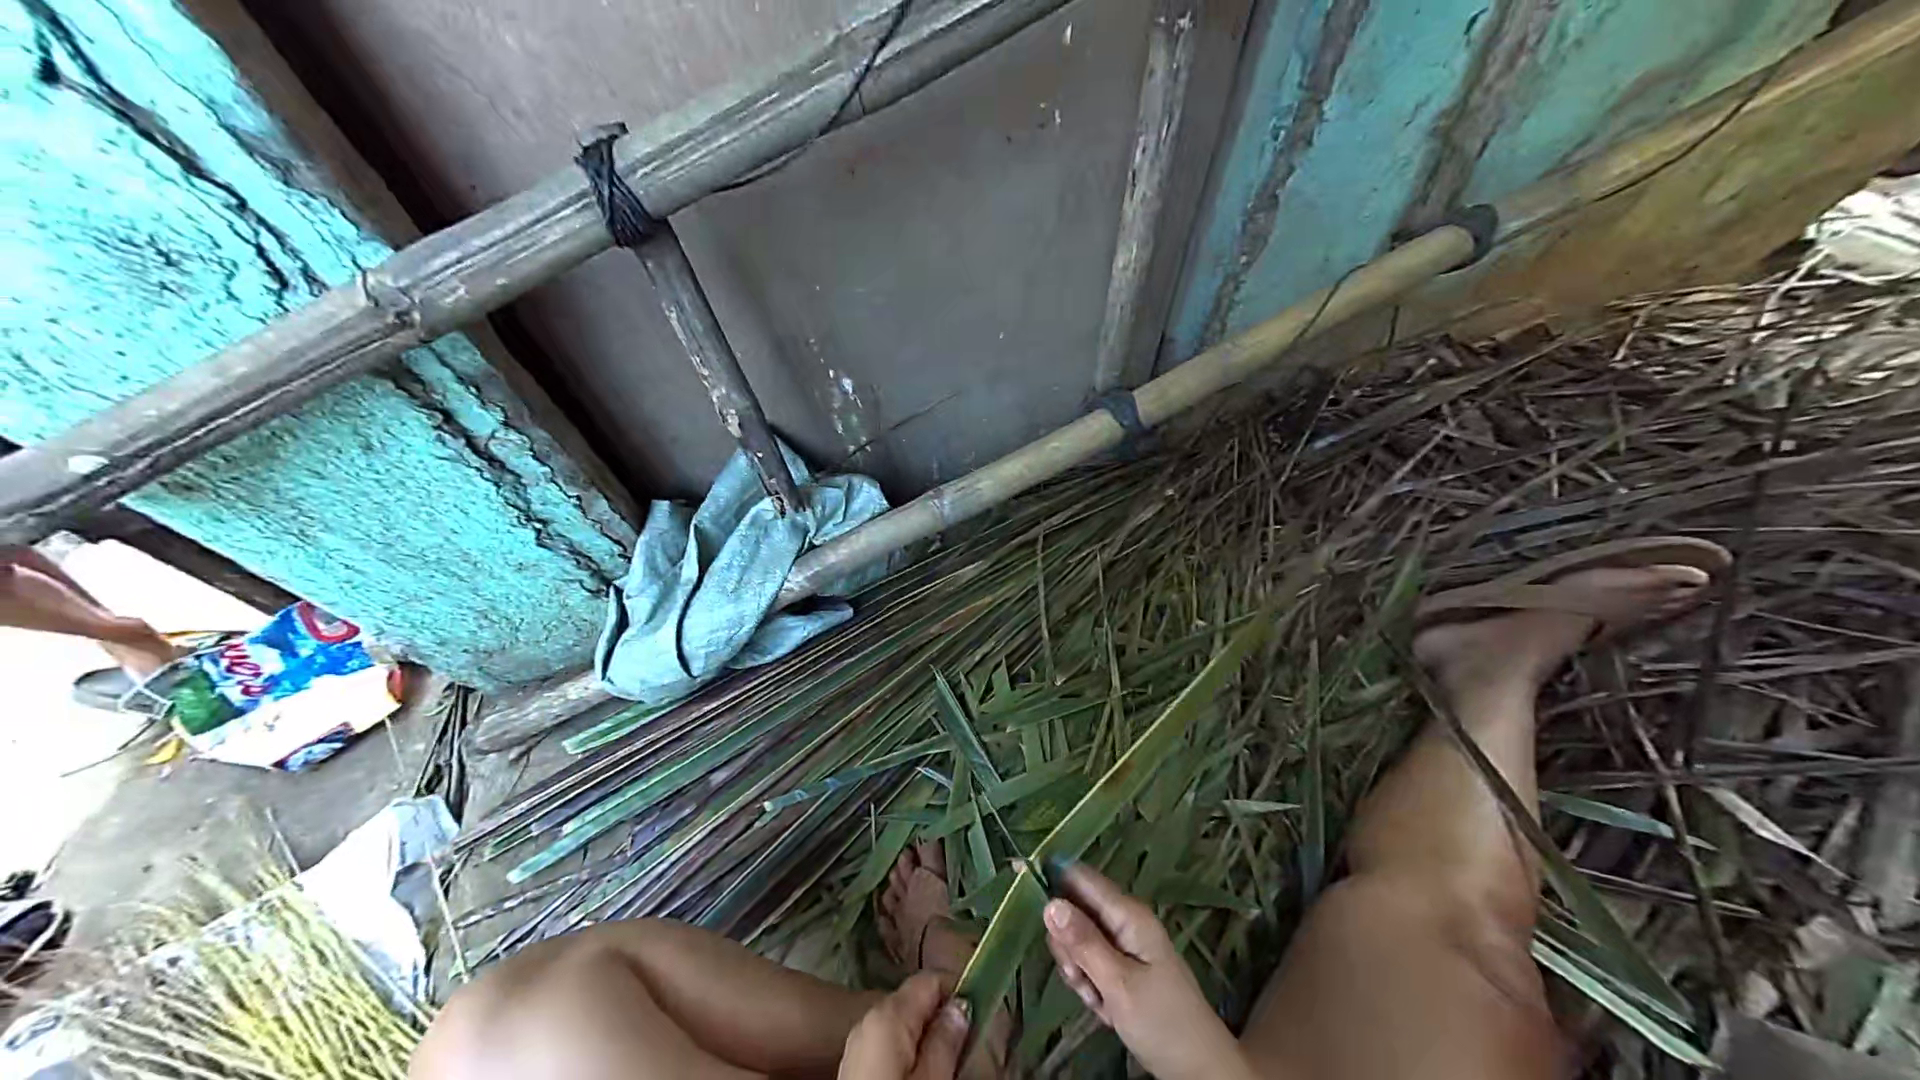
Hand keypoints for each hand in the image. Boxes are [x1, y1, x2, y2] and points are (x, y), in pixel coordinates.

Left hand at [838, 972, 971, 1079]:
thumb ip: (947, 1040)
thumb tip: (961, 1006)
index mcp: (888, 1014)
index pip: (930, 979)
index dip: (958, 991)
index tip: (980, 1015)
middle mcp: (869, 1019)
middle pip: (916, 1002)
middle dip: (943, 1020)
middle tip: (967, 1049)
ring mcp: (859, 1043)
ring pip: (905, 1026)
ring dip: (928, 1040)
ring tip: (948, 1068)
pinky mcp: (855, 1066)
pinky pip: (890, 1046)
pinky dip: (910, 1055)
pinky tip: (922, 1078)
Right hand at [1043, 862, 1255, 1079]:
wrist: (1200, 1071)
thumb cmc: (1162, 1022)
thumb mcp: (1118, 984)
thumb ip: (1083, 942)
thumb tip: (1049, 902)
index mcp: (1128, 915)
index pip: (1081, 877)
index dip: (1050, 872)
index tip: (1018, 872)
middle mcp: (1125, 921)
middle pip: (1075, 911)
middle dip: (1067, 944)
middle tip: (1080, 977)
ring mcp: (1124, 944)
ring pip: (1079, 941)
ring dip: (1078, 969)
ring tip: (1097, 998)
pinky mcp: (1123, 967)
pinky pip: (1090, 963)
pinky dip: (1089, 984)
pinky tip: (1104, 1007)